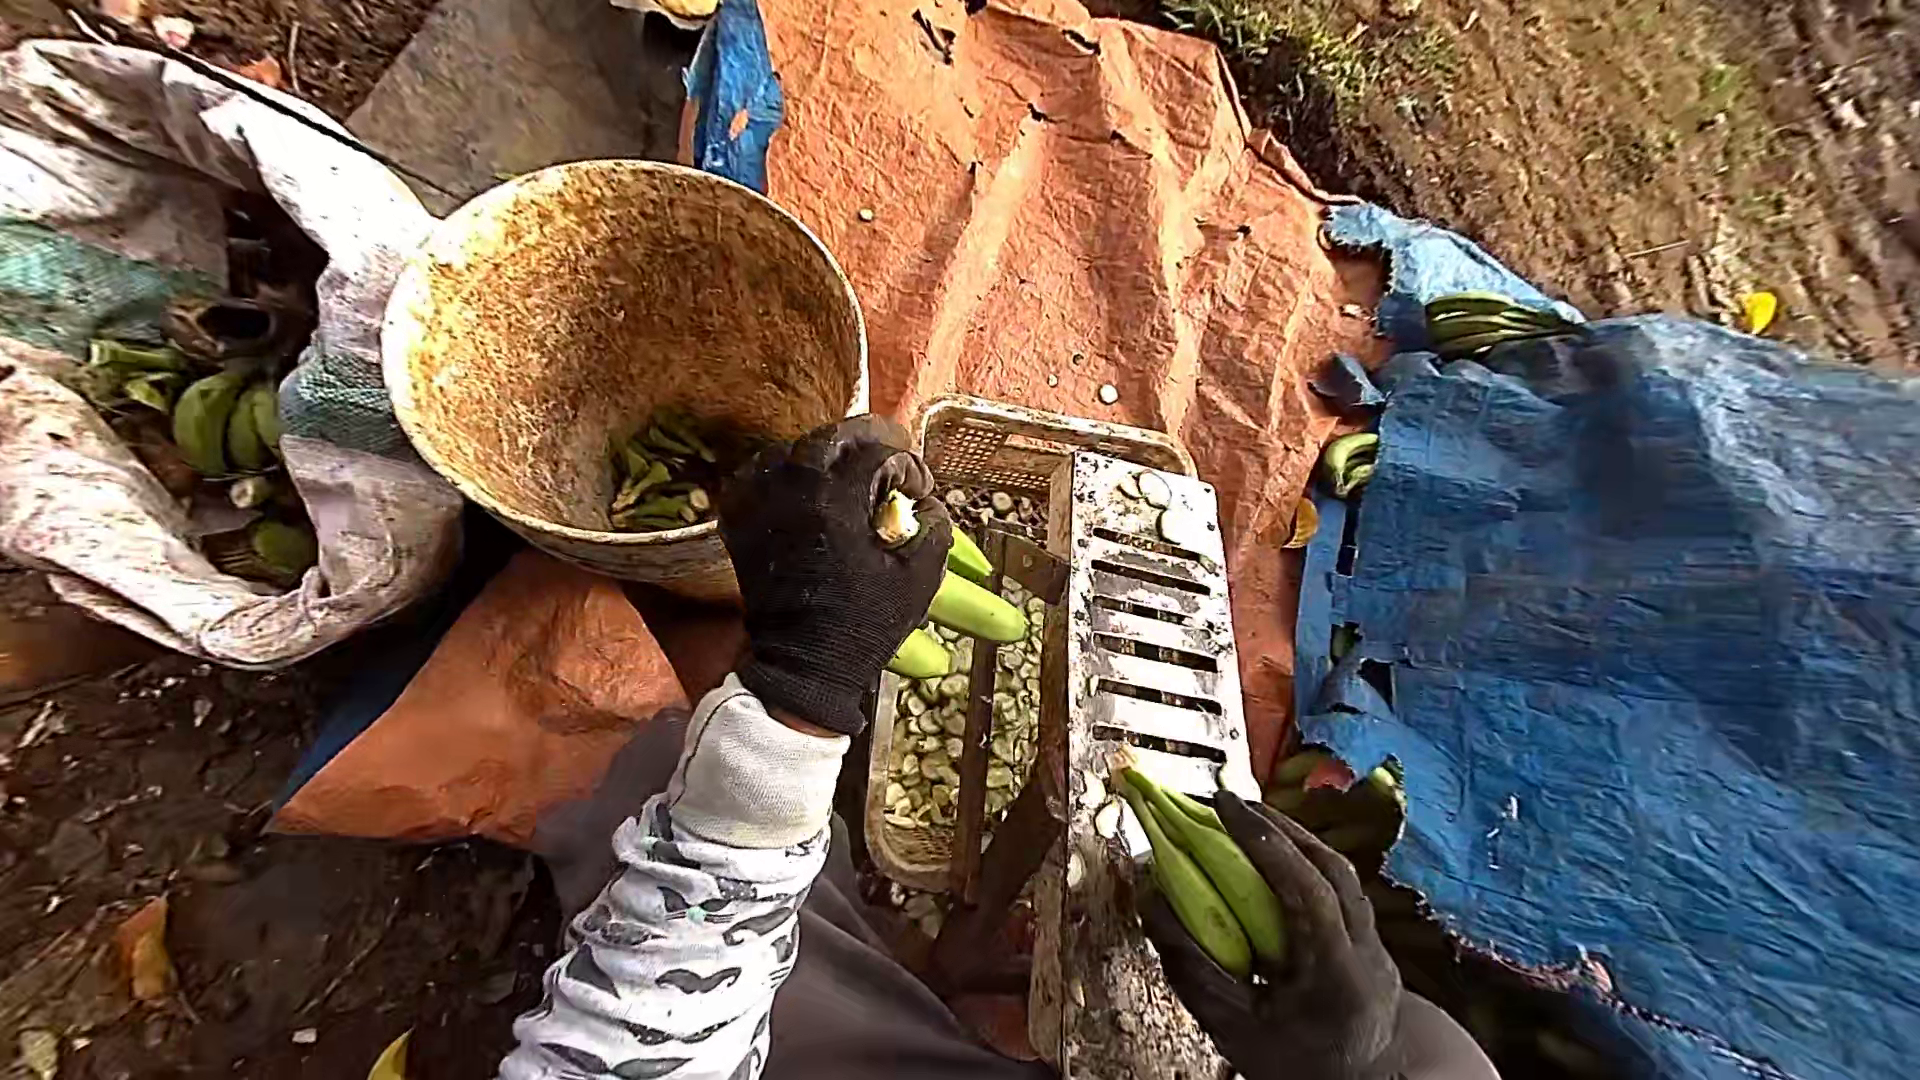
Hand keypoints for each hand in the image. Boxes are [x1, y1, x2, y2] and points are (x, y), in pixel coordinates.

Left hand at [718, 415, 951, 735]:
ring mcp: (760, 506)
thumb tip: (927, 500)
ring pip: (791, 450)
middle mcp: (793, 494)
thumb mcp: (920, 577)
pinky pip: (759, 475)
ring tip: (849, 466)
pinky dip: (785, 470)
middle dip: (868, 439)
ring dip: (826, 452)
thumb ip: (935, 527)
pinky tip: (806, 482)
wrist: (805, 664)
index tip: (920, 487)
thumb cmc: (865, 624)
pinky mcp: (740, 523)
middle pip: (830, 438)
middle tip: (889, 453)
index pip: (878, 455)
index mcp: (837, 505)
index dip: (907, 465)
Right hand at [1141, 791, 1401, 1079]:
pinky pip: (1337, 881)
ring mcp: (1377, 946)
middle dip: (1275, 825)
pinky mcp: (1370, 939)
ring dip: (1290, 835)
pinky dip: (1300, 854)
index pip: (1308, 891)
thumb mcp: (1229, 1027)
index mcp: (1339, 979)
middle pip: (1330, 867)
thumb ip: (1187, 962)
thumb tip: (1147, 893)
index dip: (1265, 841)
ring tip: (1244, 817)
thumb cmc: (1289, 1065)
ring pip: (1339, 869)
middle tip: (1226, 803)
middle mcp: (1369, 956)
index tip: (1221, 804)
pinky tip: (1270, 850)